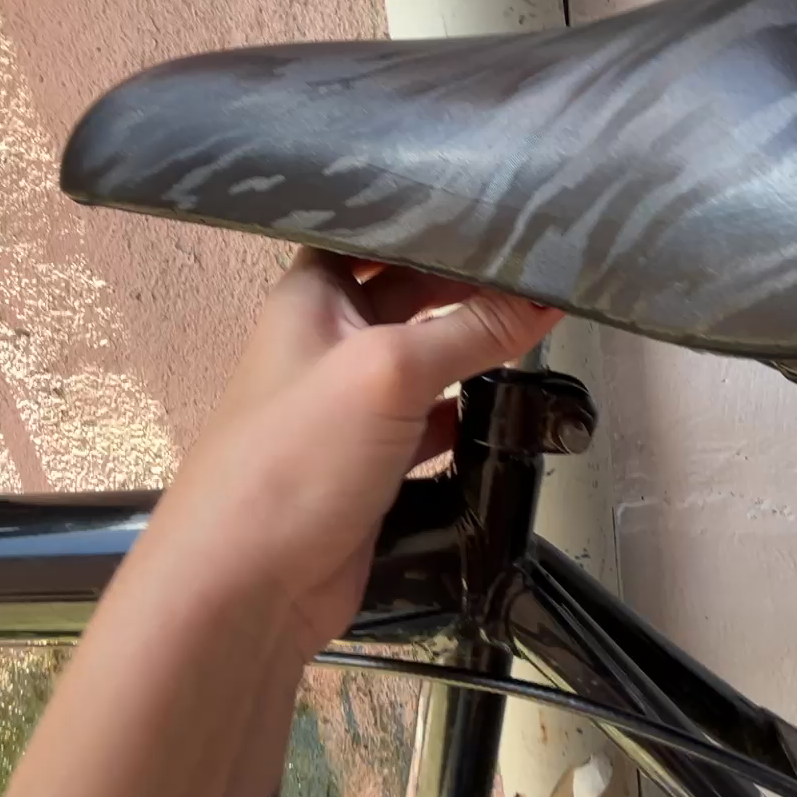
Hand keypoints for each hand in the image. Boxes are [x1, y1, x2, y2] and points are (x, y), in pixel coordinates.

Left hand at [158, 247, 561, 657]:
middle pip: (413, 289)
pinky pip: (435, 412)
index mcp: (314, 291)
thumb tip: (550, 294)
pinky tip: (516, 396)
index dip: (437, 216)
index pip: (382, 230)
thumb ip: (472, 330)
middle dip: (470, 280)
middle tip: (546, 260)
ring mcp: (355, 396)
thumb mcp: (389, 372)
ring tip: (548, 314)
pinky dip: (470, 405)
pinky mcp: (378, 452)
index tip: (506, 204)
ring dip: (476, 342)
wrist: (245, 592)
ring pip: (428, 353)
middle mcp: (333, 333)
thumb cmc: (299, 453)